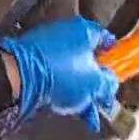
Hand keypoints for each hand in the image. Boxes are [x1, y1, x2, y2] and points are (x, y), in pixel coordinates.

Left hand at [0, 17, 120, 130]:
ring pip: (73, 65)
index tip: (115, 72)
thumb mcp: (94, 83)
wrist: (23, 74)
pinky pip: (57, 69)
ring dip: (80, 87)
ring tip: (84, 109)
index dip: (113, 58)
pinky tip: (67, 103)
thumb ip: (107, 83)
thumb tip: (111, 83)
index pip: (106, 40)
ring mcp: (52, 40)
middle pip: (89, 55)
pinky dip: (64, 85)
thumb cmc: (64, 72)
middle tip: (99, 99)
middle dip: (95, 80)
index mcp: (86, 30)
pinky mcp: (37, 53)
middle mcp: (70, 30)